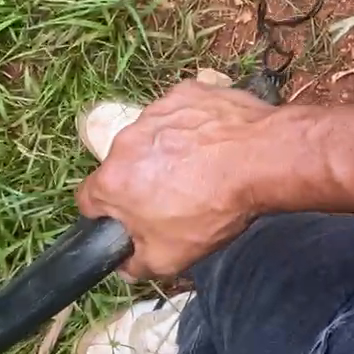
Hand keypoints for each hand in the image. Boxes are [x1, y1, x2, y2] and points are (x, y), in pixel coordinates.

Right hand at [75, 80, 278, 278]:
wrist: (263, 158)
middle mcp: (128, 138)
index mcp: (113, 179)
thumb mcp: (168, 259)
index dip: (111, 212)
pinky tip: (215, 139)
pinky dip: (193, 123)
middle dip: (142, 178)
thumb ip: (132, 262)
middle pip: (124, 163)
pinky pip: (181, 111)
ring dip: (168, 147)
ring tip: (203, 164)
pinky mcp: (188, 91)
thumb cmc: (216, 207)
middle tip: (177, 192)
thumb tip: (124, 258)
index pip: (90, 199)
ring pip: (153, 134)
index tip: (134, 216)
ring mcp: (159, 109)